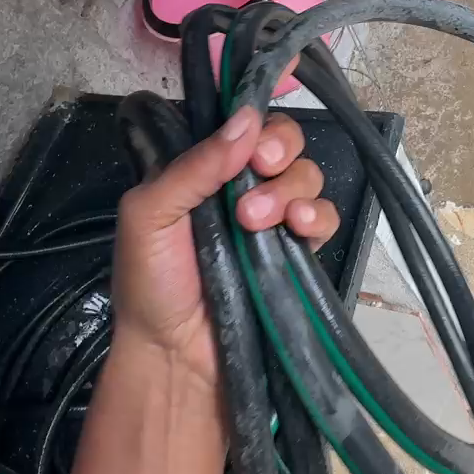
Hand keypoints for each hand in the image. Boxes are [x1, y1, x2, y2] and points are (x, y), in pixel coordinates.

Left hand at [111, 106, 339, 385]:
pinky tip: (300, 227)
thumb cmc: (149, 281)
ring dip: (288, 188)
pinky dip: (318, 215)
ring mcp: (274, 217)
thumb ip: (194, 165)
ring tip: (256, 221)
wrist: (174, 358)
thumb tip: (246, 118)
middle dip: (279, 147)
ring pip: (306, 175)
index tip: (256, 131)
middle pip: (284, 140)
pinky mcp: (298, 250)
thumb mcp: (150, 214)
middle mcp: (243, 183)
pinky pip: (324, 217)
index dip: (258, 116)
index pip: (243, 122)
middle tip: (261, 167)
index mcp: (205, 167)